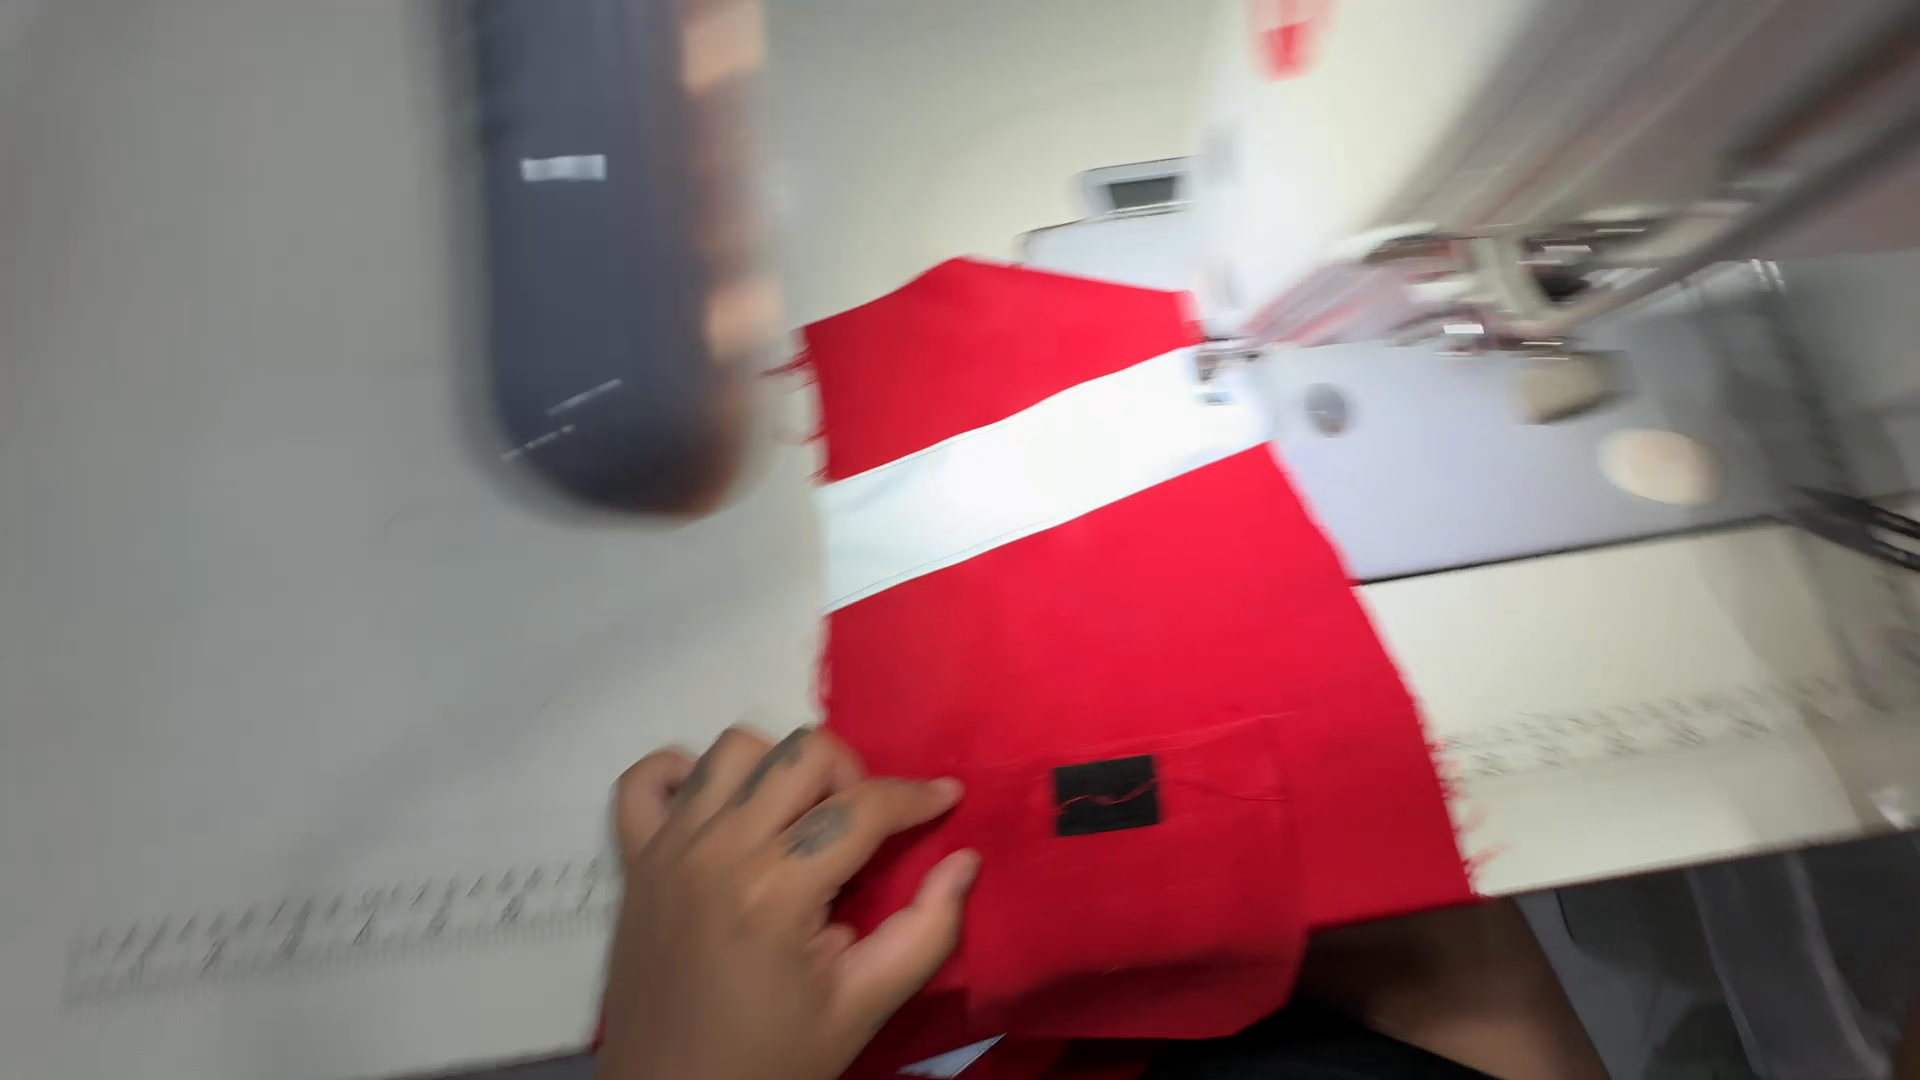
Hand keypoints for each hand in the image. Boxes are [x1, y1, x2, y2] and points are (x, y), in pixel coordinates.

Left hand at [597, 726, 978, 1079]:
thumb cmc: (775, 1059)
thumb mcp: (866, 1007)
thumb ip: (928, 930)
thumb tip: (966, 858)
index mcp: (776, 893)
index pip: (862, 809)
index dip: (917, 796)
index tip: (947, 796)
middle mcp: (718, 851)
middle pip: (802, 753)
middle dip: (850, 776)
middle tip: (861, 825)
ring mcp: (668, 848)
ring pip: (734, 747)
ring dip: (778, 768)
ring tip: (795, 817)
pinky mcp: (634, 858)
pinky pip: (645, 777)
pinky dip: (682, 773)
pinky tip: (717, 807)